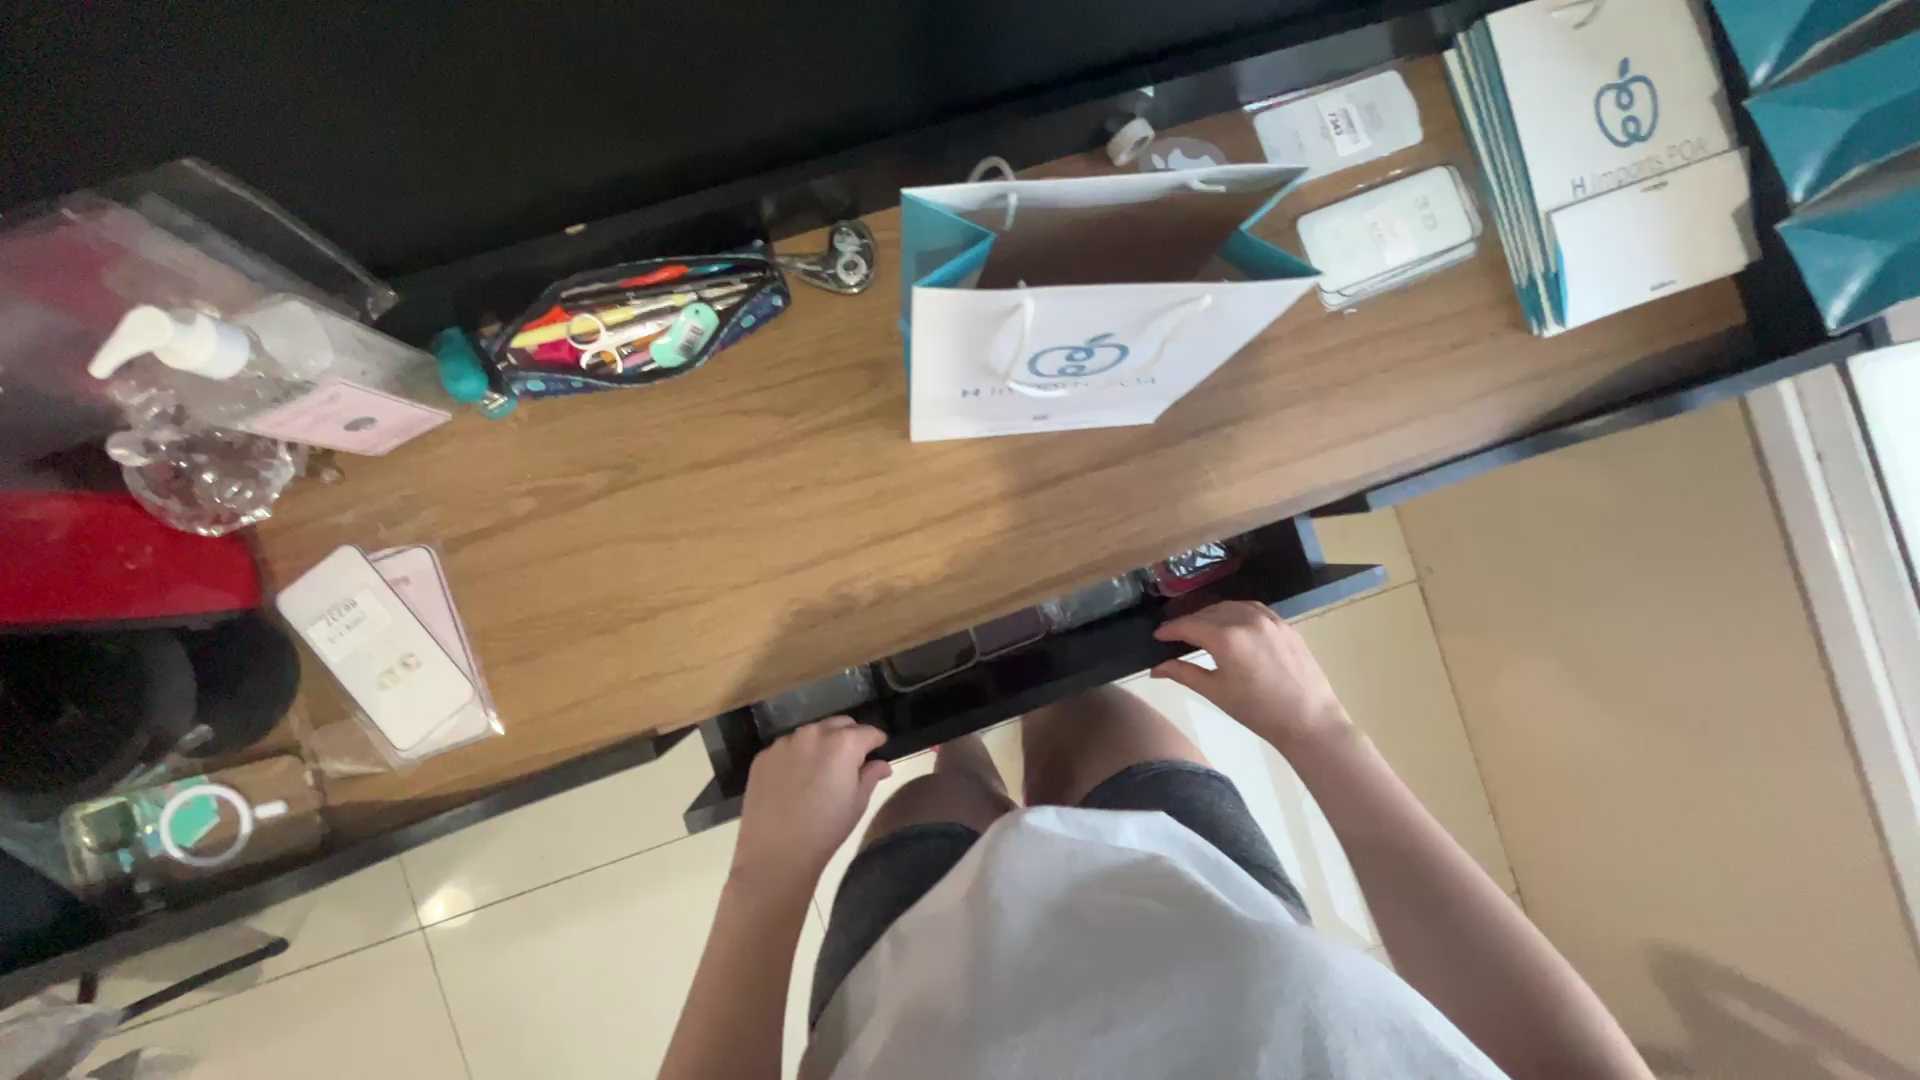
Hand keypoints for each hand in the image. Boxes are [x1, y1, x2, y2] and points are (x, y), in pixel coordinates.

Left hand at [734, 716, 891, 886]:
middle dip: (849, 736)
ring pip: (812, 733)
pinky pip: (787, 747)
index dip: (876, 742)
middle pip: (839, 724)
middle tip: (850, 761)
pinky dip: (796, 755)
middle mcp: (814, 734)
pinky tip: (795, 780)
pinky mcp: (764, 756)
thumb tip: (882, 764)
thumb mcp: (857, 804)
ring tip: (820, 771)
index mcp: (843, 743)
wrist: (775, 853)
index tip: (877, 752)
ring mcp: (785, 743)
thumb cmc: (825, 830)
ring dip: (822, 744)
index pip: (869, 732)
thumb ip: (871, 776)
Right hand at [1151, 601, 1350, 749]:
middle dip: (1189, 623)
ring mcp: (1269, 619)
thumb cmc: (1258, 711)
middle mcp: (1247, 620)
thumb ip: (1183, 673)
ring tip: (1202, 630)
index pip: (1189, 625)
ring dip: (1212, 615)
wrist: (1309, 720)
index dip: (1169, 630)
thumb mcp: (1216, 692)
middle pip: (1207, 612)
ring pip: (1230, 607)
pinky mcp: (1284, 624)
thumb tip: (1155, 669)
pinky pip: (1252, 609)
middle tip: (1176, 637)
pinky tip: (1231, 625)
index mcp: (1227, 638)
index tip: (1157, 636)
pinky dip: (1235, 612)